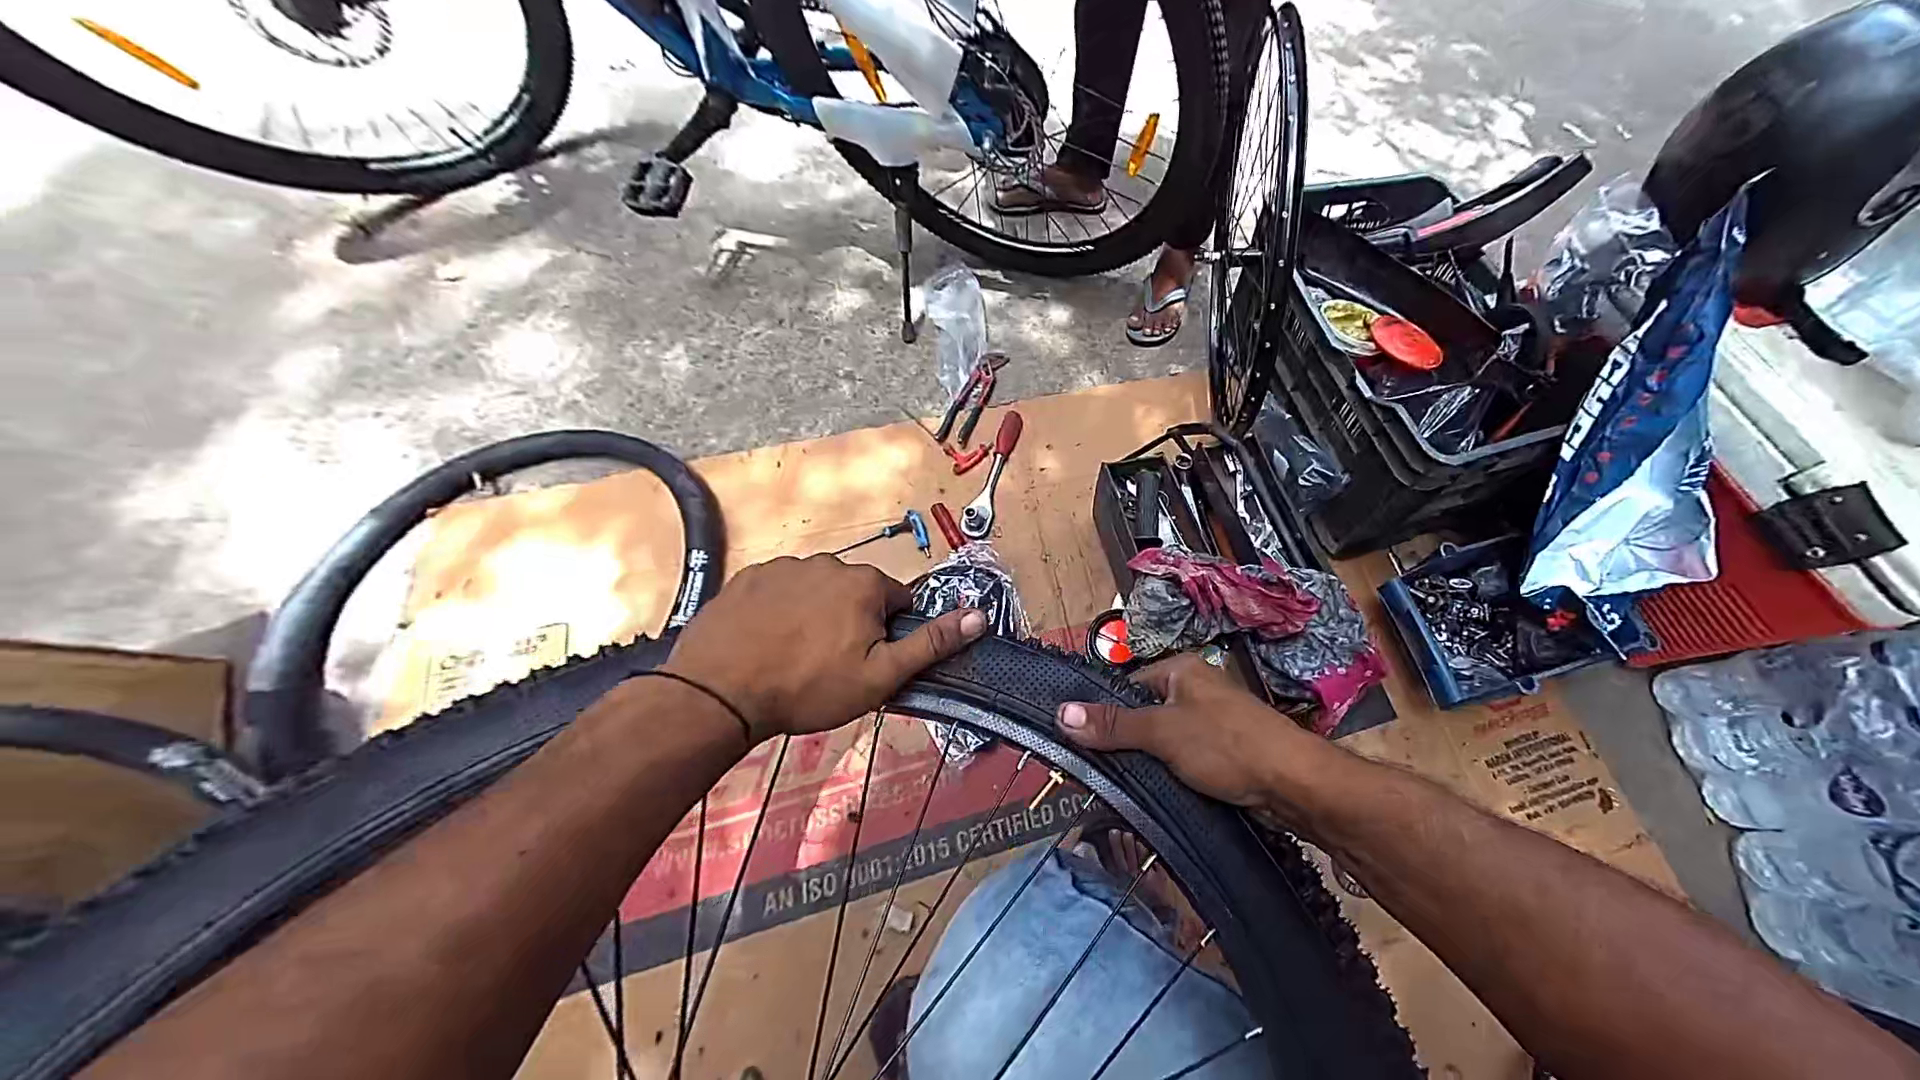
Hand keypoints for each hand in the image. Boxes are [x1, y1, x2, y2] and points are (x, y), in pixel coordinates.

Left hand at [661, 554, 987, 740]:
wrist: (720, 690)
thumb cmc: (808, 687)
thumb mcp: (880, 676)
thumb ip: (931, 643)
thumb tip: (978, 617)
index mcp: (864, 584)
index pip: (896, 600)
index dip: (887, 633)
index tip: (867, 660)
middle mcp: (827, 564)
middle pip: (855, 593)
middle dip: (851, 622)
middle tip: (830, 665)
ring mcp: (784, 567)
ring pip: (816, 591)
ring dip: (814, 615)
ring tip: (793, 657)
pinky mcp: (749, 577)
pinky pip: (778, 591)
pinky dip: (779, 610)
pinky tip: (765, 642)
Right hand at [1055, 653, 1322, 808]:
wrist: (1297, 786)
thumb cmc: (1226, 745)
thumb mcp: (1161, 732)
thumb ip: (1111, 725)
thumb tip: (1060, 713)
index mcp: (1181, 670)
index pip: (1127, 686)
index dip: (1104, 712)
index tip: (1082, 741)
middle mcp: (1195, 690)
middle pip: (1143, 714)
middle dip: (1125, 740)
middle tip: (1097, 766)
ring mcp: (1211, 722)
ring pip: (1163, 740)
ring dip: (1147, 760)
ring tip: (1123, 782)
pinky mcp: (1223, 753)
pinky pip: (1183, 759)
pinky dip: (1169, 773)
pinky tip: (1157, 791)